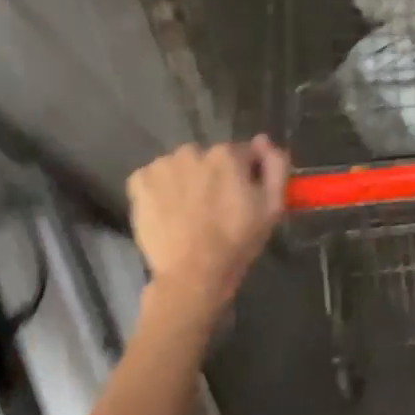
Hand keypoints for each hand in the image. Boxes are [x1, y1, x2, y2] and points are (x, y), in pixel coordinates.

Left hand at [127, 135, 289, 315]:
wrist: (193, 273)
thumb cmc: (237, 242)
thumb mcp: (272, 207)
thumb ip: (275, 167)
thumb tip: (263, 140)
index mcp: (226, 155)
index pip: (241, 155)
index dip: (244, 177)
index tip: (242, 199)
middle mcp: (191, 151)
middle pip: (208, 160)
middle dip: (212, 177)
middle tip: (215, 210)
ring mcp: (161, 165)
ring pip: (180, 168)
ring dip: (186, 182)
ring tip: (190, 214)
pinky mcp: (138, 182)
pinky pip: (154, 178)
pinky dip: (160, 191)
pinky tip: (169, 212)